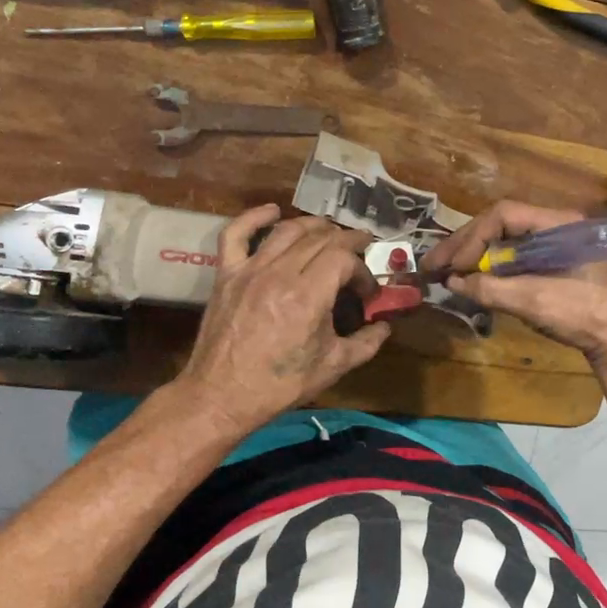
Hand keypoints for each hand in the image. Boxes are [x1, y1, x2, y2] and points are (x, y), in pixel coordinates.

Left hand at [174, 206, 389, 431]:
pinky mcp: (227, 274)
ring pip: (287, 230)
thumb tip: (385, 327)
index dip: (362, 271)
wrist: (221, 396)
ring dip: (314, 226)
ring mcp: (250, 270)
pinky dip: (255, 217)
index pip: (344, 259)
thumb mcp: (333, 367)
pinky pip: (236, 233)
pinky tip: (273, 211)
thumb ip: (366, 343)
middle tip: (360, 256)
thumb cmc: (280, 385)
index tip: (367, 293)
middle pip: (320, 239)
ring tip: (330, 234)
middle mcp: (280, 274)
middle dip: (347, 243)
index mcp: (308, 296)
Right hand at [424, 201, 606, 360]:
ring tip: (445, 272)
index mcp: (557, 224)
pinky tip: (472, 280)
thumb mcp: (532, 301)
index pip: (503, 215)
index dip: (473, 238)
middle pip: (501, 225)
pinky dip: (491, 267)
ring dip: (475, 255)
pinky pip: (515, 256)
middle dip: (466, 245)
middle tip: (433, 265)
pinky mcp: (553, 264)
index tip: (453, 265)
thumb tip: (453, 282)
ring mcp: (554, 245)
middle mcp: (555, 226)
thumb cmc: (581, 314)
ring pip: (505, 240)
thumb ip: (490, 288)